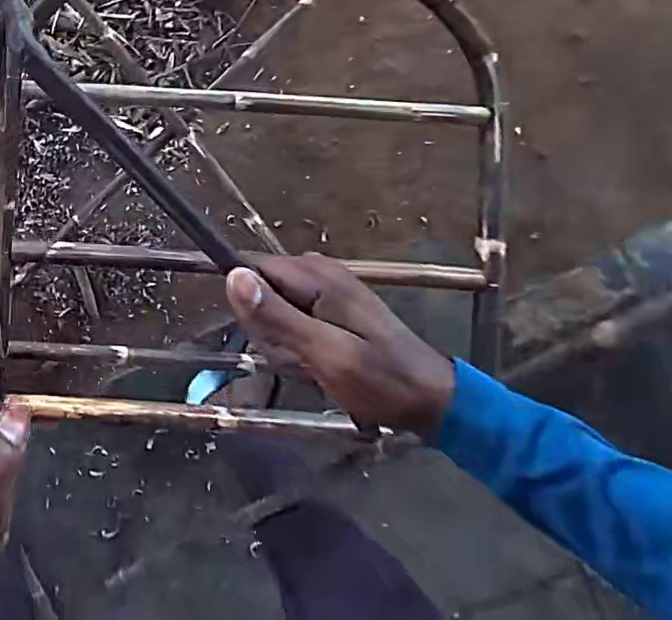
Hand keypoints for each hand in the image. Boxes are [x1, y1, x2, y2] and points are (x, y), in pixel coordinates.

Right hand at [225, 253, 456, 434]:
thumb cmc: (384, 381)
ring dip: (280, 339)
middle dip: (268, 328)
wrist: (437, 403)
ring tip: (312, 363)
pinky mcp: (328, 300)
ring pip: (269, 304)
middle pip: (257, 288)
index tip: (276, 339)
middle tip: (302, 357)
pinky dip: (293, 339)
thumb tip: (233, 276)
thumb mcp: (327, 354)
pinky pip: (286, 313)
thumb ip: (278, 316)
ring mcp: (323, 284)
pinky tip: (315, 359)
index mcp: (316, 274)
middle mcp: (316, 268)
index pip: (248, 273)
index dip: (252, 308)